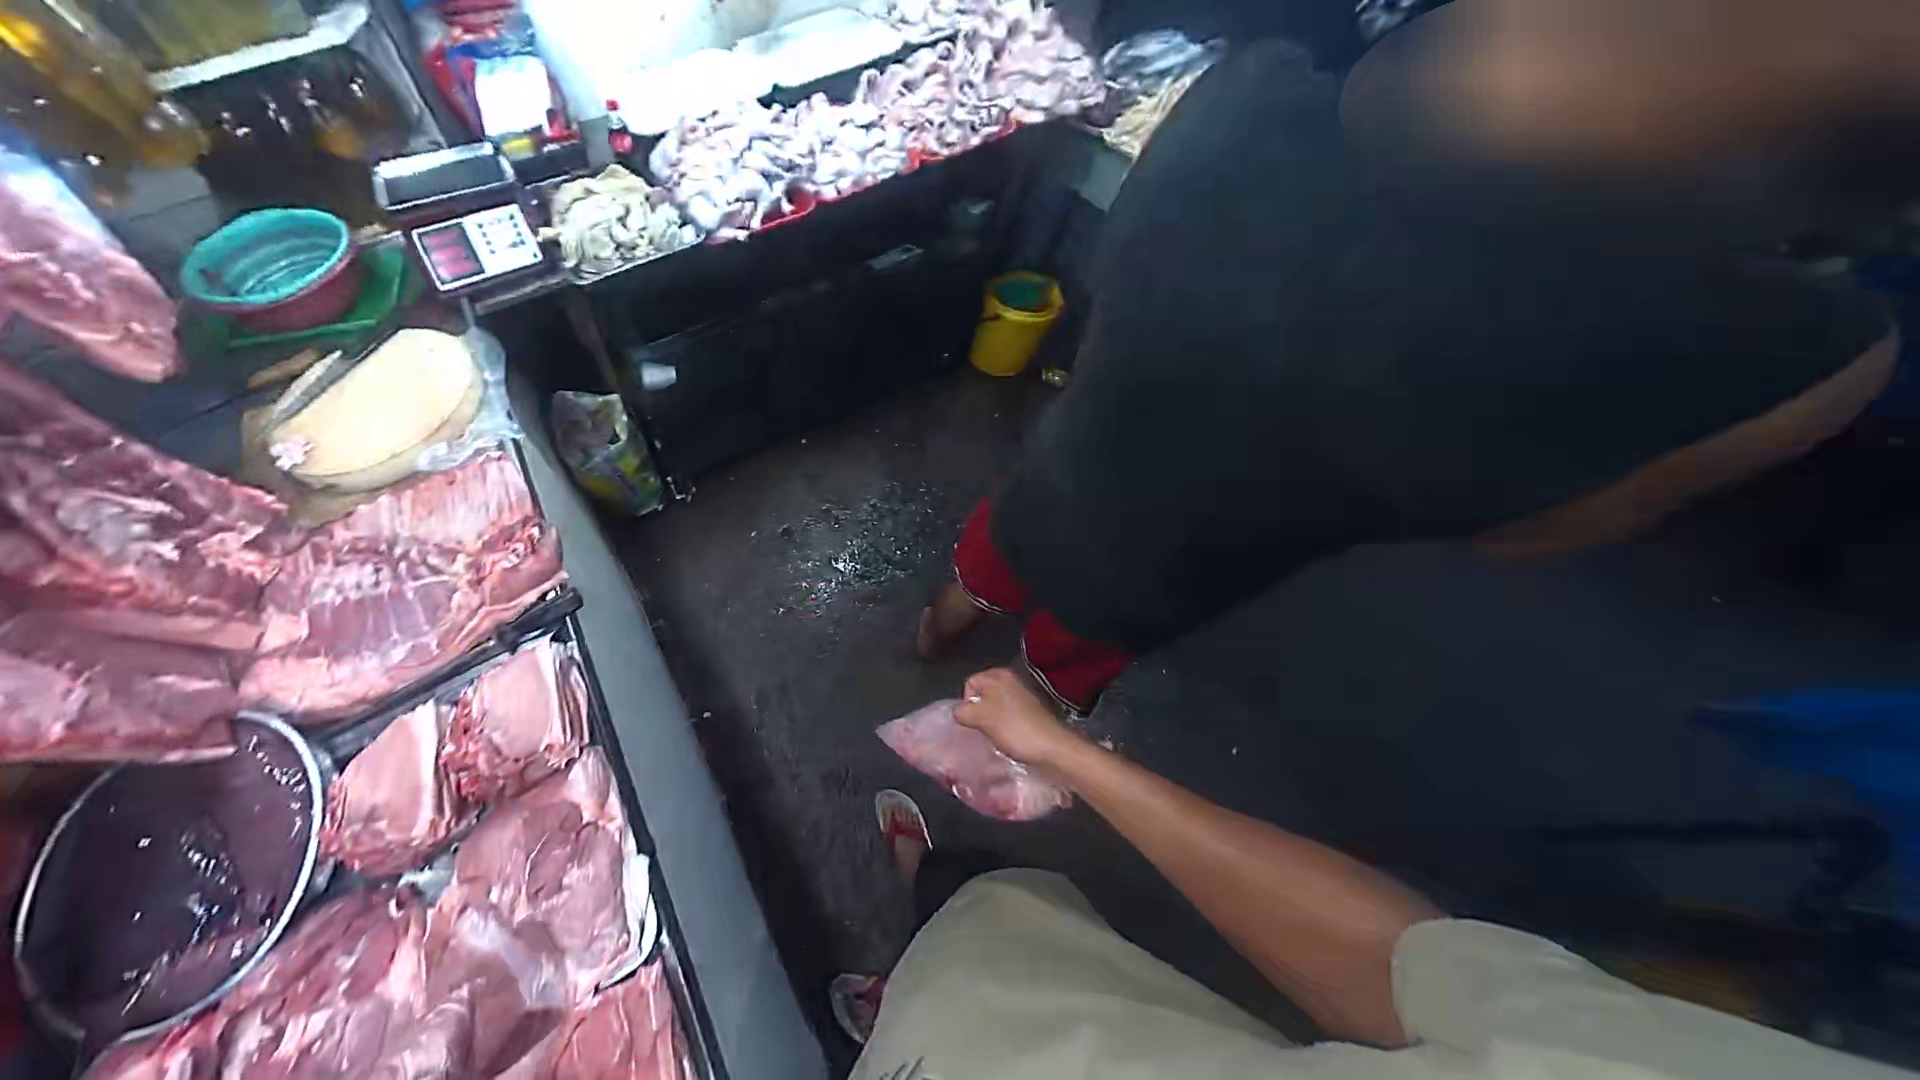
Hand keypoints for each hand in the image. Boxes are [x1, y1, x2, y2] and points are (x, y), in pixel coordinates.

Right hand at [954, 668, 1088, 770]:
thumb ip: (963, 712)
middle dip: (980, 711)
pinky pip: (1011, 713)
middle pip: (984, 693)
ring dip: (993, 720)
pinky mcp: (1034, 708)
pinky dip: (1007, 724)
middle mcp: (1012, 679)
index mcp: (999, 675)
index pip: (970, 683)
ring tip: (997, 735)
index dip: (967, 702)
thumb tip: (959, 712)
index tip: (973, 721)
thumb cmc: (1014, 729)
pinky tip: (1011, 737)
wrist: (1053, 746)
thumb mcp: (981, 719)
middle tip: (982, 729)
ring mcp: (1025, 693)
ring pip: (997, 705)